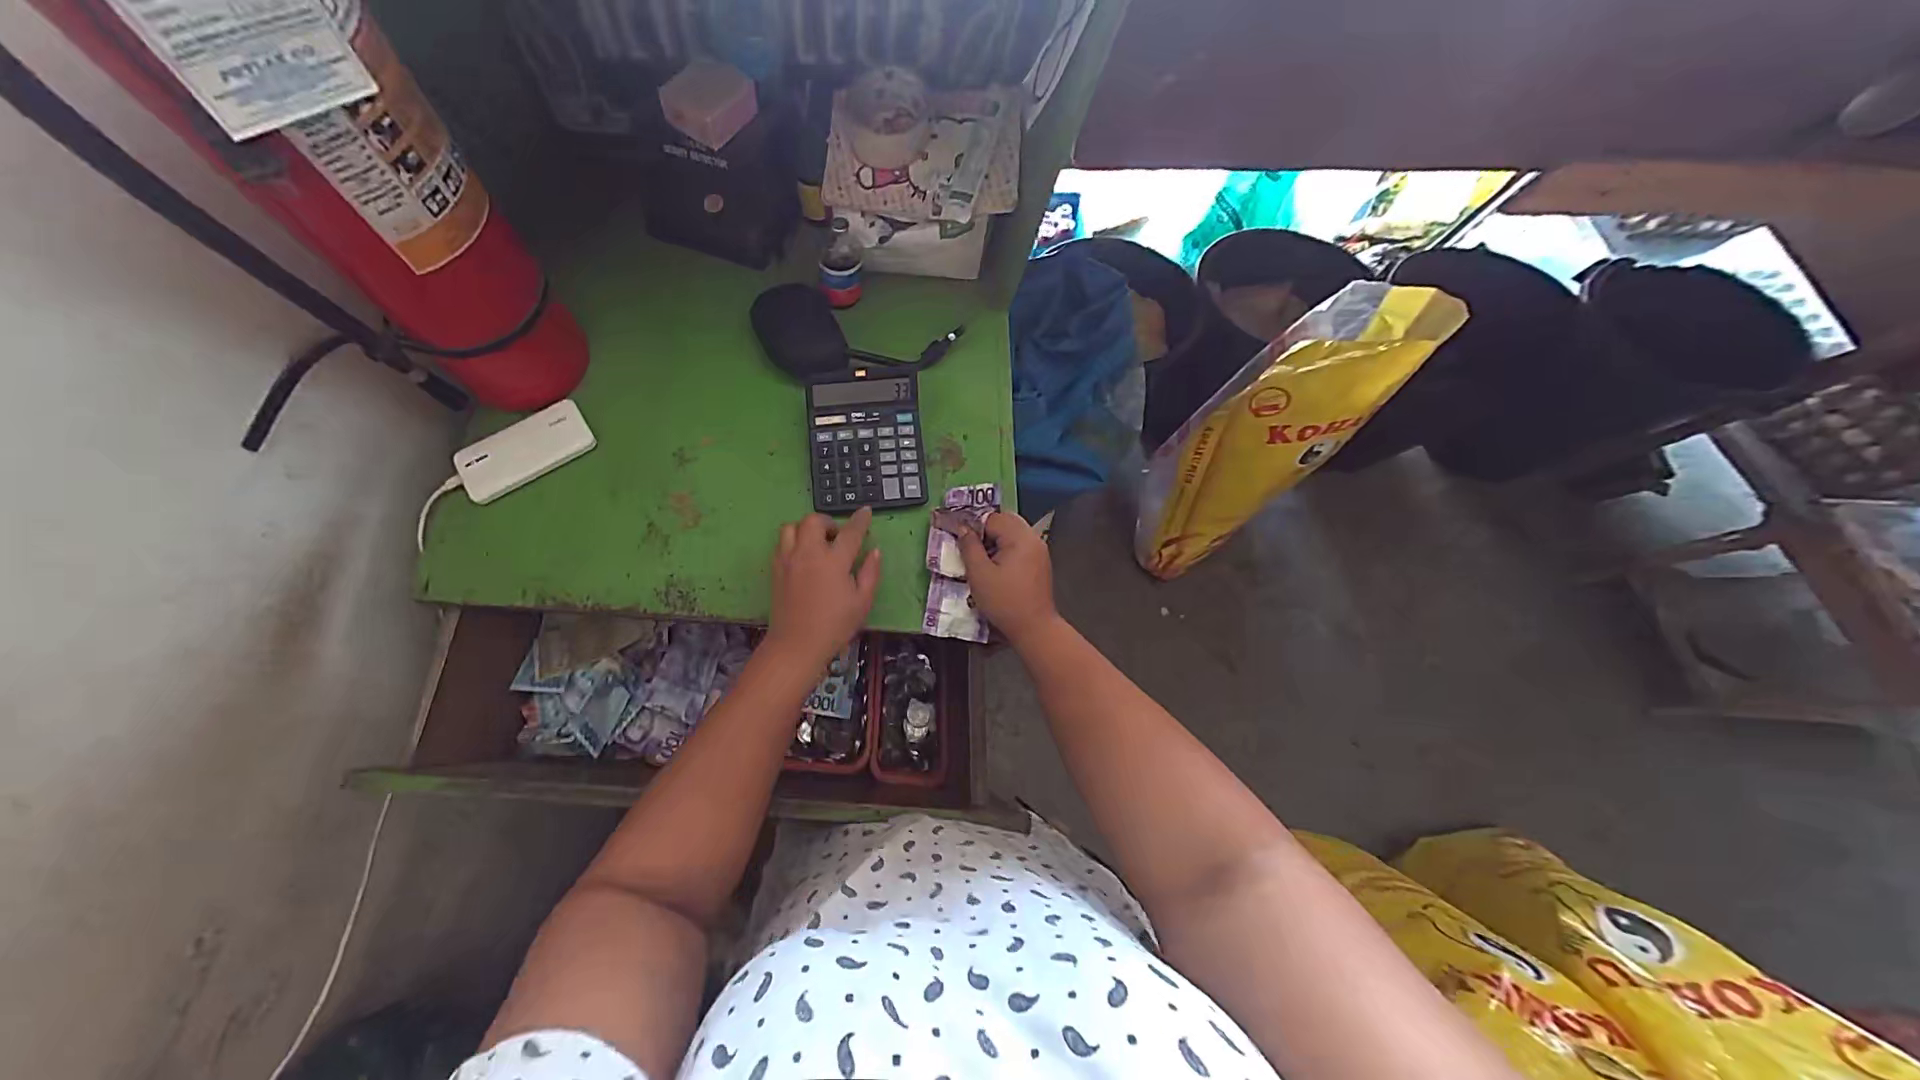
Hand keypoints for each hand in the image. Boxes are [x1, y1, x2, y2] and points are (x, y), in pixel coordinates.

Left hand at [767, 509, 881, 668]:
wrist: (796, 645)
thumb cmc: (835, 626)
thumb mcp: (862, 602)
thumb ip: (870, 573)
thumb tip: (874, 552)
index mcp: (833, 561)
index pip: (850, 532)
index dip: (860, 520)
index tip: (866, 512)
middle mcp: (808, 554)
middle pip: (814, 521)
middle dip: (828, 522)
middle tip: (837, 536)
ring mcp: (788, 560)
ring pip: (792, 527)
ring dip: (806, 529)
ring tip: (817, 544)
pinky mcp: (775, 570)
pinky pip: (782, 544)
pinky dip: (793, 542)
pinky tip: (803, 557)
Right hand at [956, 512, 1058, 642]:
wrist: (1034, 628)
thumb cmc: (1004, 601)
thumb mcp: (979, 574)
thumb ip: (969, 547)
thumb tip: (962, 528)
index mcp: (1020, 537)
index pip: (992, 518)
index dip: (974, 526)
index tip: (960, 540)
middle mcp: (1033, 538)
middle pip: (1005, 521)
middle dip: (986, 530)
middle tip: (970, 547)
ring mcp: (1039, 550)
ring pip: (1013, 533)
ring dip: (996, 540)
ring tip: (982, 559)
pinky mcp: (1040, 563)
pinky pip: (1020, 546)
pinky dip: (1006, 549)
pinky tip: (996, 568)